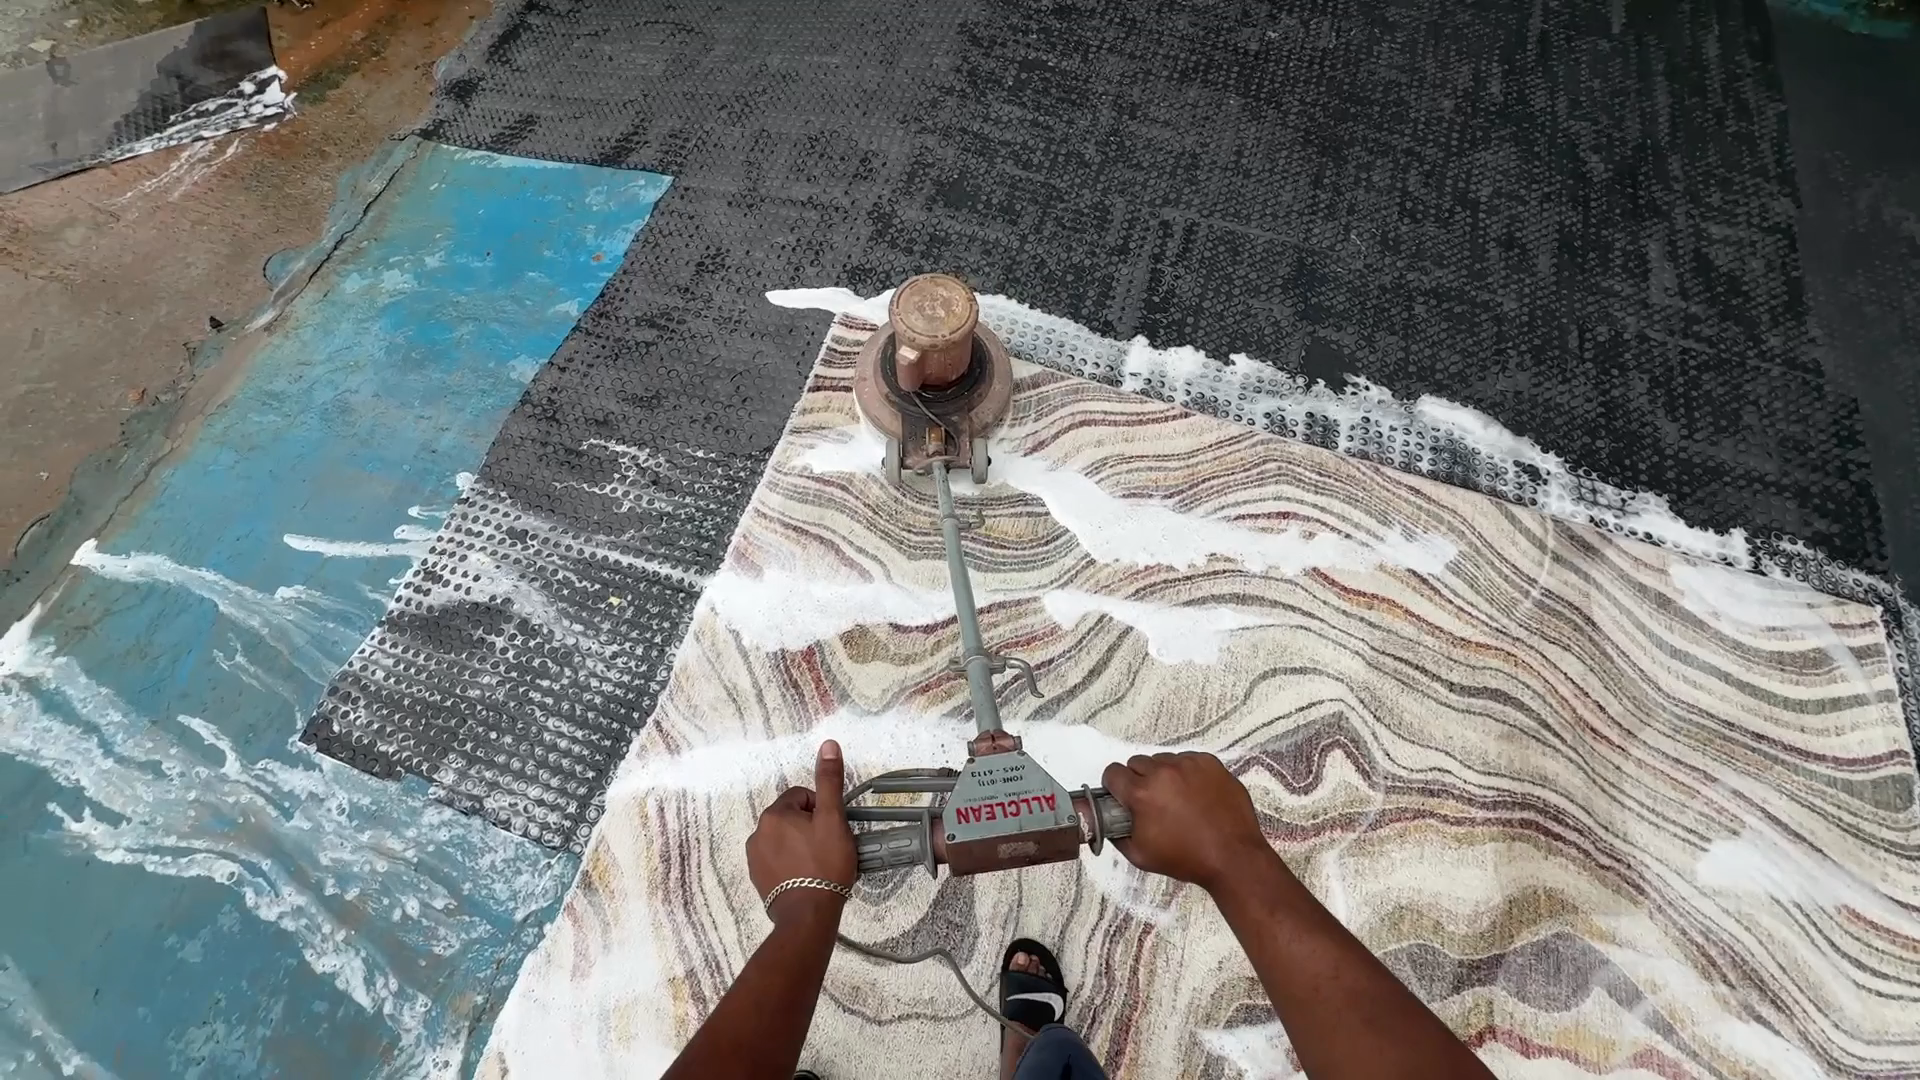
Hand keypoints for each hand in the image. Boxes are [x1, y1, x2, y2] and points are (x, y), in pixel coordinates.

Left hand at [747, 740, 857, 922]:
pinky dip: (791, 863)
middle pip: (792, 816)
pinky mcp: (757, 879)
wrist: (808, 916)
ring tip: (818, 864)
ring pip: (785, 838)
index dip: (822, 810)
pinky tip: (806, 877)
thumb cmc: (824, 863)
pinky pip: (778, 859)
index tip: (832, 830)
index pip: (802, 796)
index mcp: (774, 814)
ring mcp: (754, 857)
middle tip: (828, 847)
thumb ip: (829, 781)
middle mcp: (757, 832)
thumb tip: (828, 744)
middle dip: (810, 827)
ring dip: (800, 844)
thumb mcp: (833, 819)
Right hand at [1102, 751, 1274, 893]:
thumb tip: (1109, 822)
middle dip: (1139, 780)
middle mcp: (1162, 773)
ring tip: (1177, 799)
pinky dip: (1187, 773)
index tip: (1122, 795)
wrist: (1233, 857)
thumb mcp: (1140, 856)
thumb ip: (1117, 835)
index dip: (1115, 786)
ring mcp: (1188, 764)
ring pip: (1162, 759)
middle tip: (1152, 801)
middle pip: (1136, 763)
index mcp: (1141, 793)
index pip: (1113, 773)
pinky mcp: (1209, 763)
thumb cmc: (1188, 859)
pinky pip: (1187, 759)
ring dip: (1164, 775)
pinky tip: (1195, 794)